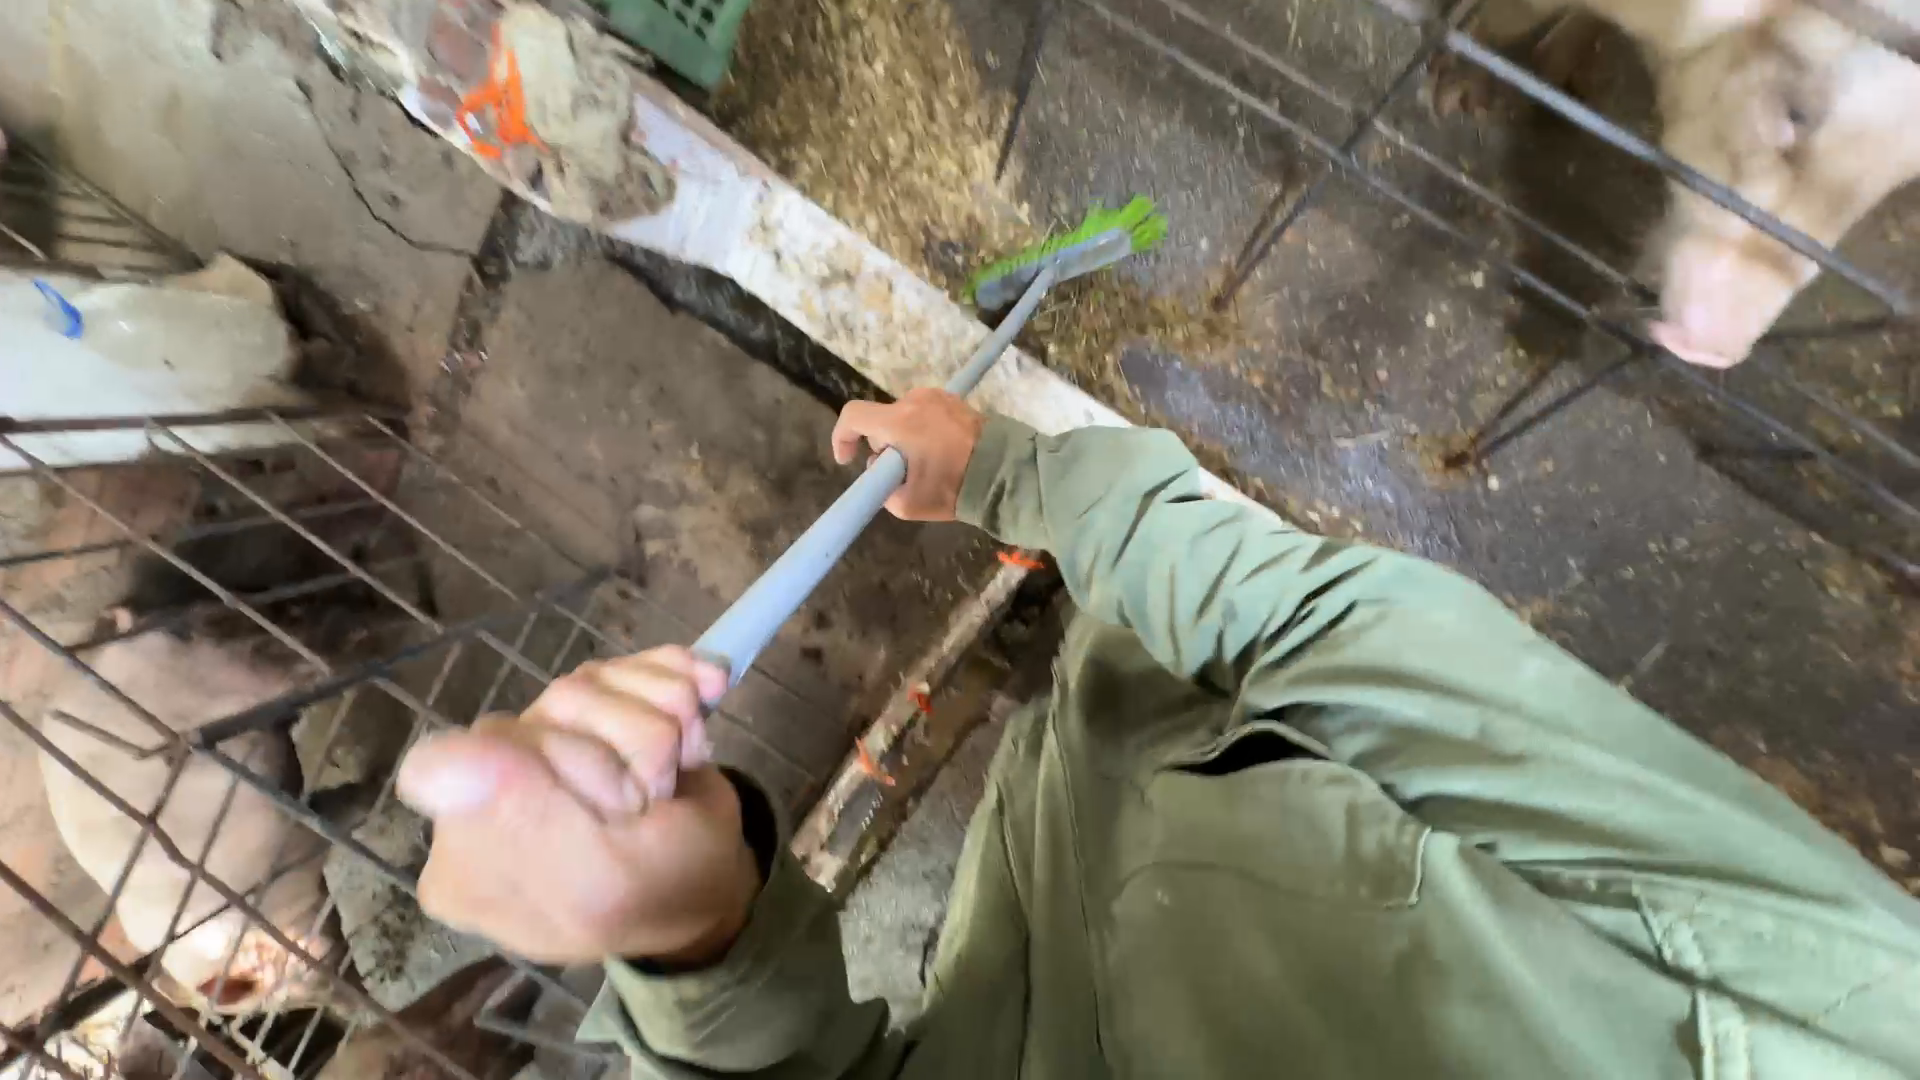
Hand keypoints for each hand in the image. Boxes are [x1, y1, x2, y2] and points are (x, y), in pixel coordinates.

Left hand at [397, 647, 759, 966]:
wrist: (716, 882)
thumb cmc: (661, 893)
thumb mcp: (601, 880)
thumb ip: (523, 821)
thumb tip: (419, 766)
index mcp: (472, 842)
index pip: (491, 749)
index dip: (570, 761)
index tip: (612, 811)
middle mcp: (497, 783)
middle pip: (562, 706)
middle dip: (641, 742)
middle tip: (659, 798)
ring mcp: (550, 736)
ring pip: (602, 679)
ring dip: (671, 714)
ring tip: (684, 764)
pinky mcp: (597, 705)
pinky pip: (634, 658)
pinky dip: (683, 675)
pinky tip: (709, 694)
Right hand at [831, 388, 985, 520]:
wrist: (1005, 472)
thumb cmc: (953, 487)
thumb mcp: (907, 504)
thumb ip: (881, 488)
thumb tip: (881, 467)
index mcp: (899, 421)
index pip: (853, 415)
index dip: (842, 436)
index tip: (847, 459)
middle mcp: (914, 401)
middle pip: (882, 419)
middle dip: (884, 445)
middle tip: (901, 472)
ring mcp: (938, 396)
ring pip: (904, 417)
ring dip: (905, 439)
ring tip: (926, 466)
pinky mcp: (956, 401)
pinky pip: (927, 414)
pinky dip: (924, 432)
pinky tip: (941, 454)